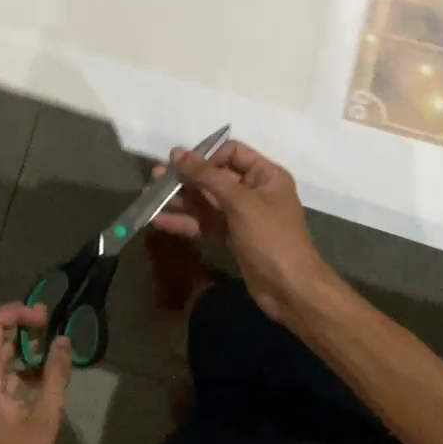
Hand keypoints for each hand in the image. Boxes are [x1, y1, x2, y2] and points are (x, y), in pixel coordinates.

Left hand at [0, 303, 71, 443]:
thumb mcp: (43, 421)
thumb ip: (54, 377)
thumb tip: (64, 340)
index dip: (16, 311)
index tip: (44, 315)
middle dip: (17, 322)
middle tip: (47, 321)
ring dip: (19, 346)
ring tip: (49, 345)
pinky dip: (18, 368)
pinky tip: (42, 378)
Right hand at [153, 140, 329, 327]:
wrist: (291, 291)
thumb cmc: (271, 239)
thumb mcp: (240, 202)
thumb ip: (207, 176)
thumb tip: (177, 152)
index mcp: (266, 175)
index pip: (231, 152)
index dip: (206, 157)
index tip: (182, 167)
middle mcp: (254, 190)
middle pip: (214, 176)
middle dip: (186, 177)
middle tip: (156, 177)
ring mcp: (242, 215)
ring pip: (206, 200)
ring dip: (181, 199)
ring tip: (151, 196)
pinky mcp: (232, 236)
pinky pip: (205, 222)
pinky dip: (186, 221)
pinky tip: (160, 221)